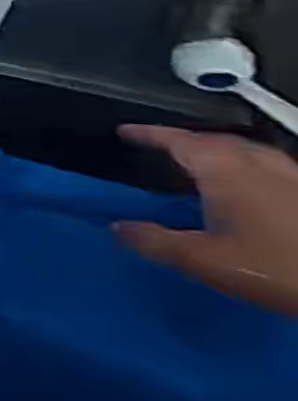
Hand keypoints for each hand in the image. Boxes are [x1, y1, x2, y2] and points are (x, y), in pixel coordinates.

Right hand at [116, 125, 297, 315]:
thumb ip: (153, 241)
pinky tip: (247, 189)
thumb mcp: (203, 261)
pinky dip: (251, 171)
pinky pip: (277, 172)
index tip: (126, 131)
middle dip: (190, 139)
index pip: (183, 142)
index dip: (151, 134)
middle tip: (163, 144)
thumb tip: (119, 227)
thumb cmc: (281, 269)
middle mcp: (268, 172)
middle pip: (226, 143)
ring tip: (202, 162)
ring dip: (224, 152)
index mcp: (230, 176)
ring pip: (258, 155)